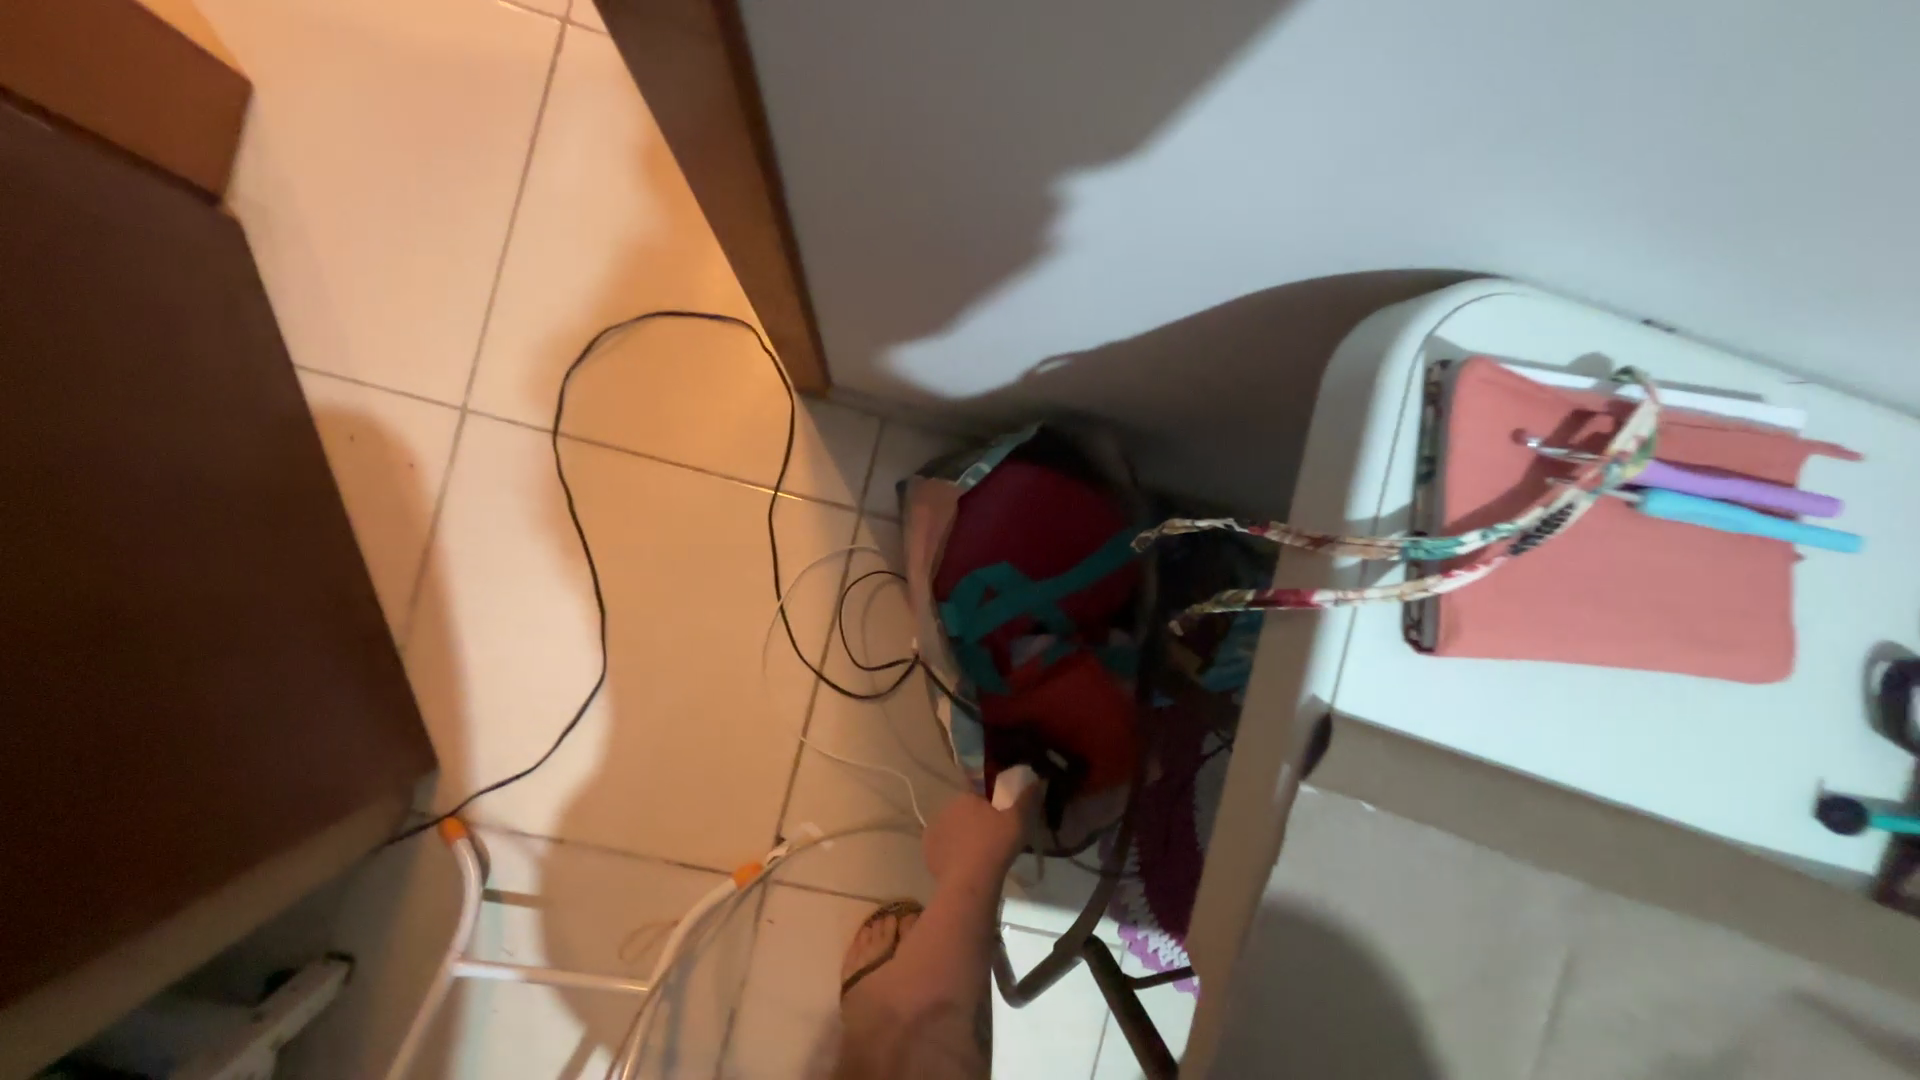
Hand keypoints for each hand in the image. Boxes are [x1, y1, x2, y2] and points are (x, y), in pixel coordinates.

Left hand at [922, 787, 1036, 885]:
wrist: (970, 882)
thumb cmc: (996, 846)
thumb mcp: (1019, 821)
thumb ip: (1029, 798)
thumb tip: (1038, 781)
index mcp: (965, 797)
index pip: (979, 798)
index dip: (991, 810)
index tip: (1000, 825)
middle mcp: (944, 809)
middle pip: (964, 813)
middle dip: (975, 823)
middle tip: (993, 843)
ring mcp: (932, 831)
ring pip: (952, 831)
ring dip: (962, 839)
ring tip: (979, 859)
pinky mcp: (927, 852)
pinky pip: (943, 849)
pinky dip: (952, 855)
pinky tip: (964, 867)